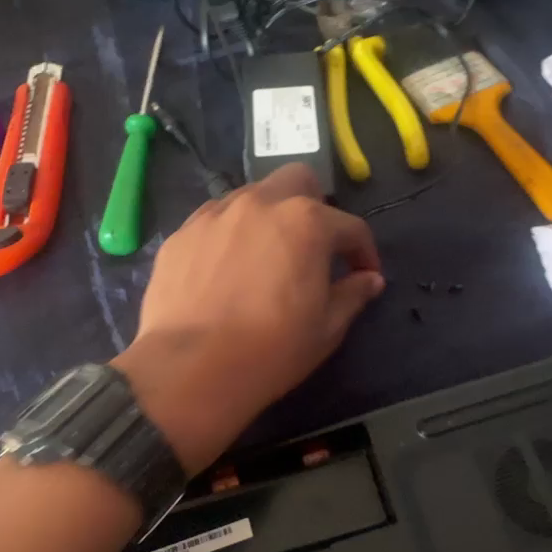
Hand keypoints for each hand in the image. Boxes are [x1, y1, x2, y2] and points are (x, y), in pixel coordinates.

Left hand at [111, 163, 384, 475]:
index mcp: (306, 222)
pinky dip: (231, 234)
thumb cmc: (270, 350)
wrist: (189, 370)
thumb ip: (353, 294)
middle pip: (298, 181)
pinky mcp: (182, 233)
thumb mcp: (326, 329)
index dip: (364, 252)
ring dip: (269, 217)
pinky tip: (227, 269)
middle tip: (314, 245)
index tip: (364, 274)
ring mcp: (216, 214)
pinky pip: (216, 220)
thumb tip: (369, 279)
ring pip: (253, 196)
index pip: (350, 226)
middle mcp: (261, 204)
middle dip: (315, 205)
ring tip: (267, 256)